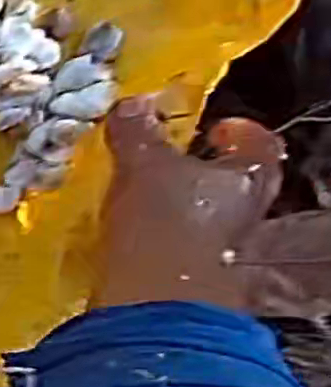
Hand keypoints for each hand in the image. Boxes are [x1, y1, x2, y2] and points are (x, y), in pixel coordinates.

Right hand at [92, 94, 284, 311]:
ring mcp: (216, 235)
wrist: (152, 283)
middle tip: (173, 157)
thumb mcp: (143, 168)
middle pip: (232, 176)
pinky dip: (158, 222)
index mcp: (248, 175)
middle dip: (205, 165)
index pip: (256, 143)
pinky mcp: (184, 257)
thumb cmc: (163, 219)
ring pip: (203, 205)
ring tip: (142, 190)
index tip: (215, 125)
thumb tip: (132, 103)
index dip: (238, 131)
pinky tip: (131, 222)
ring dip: (179, 196)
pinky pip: (175, 230)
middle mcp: (243, 204)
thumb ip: (137, 136)